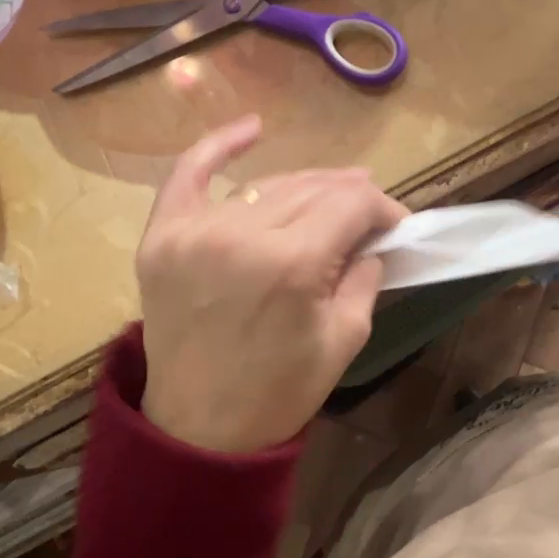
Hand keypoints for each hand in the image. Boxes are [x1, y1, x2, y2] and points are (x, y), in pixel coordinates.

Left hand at [136, 116, 408, 451]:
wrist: (199, 428)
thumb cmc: (280, 392)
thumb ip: (364, 275)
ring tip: (329, 194)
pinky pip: (189, 174)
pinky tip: (252, 129)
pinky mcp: (161, 236)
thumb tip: (371, 237)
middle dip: (349, 197)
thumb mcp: (345, 338)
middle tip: (368, 215)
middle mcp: (242, 234)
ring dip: (305, 186)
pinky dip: (219, 147)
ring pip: (266, 184)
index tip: (397, 226)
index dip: (384, 209)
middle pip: (312, 187)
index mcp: (293, 264)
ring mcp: (194, 231)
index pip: (352, 204)